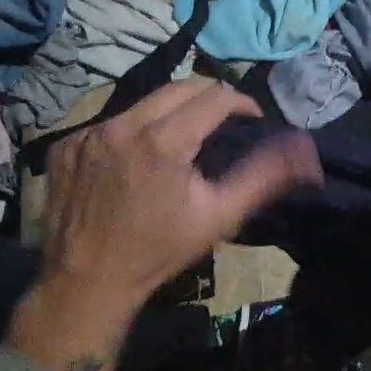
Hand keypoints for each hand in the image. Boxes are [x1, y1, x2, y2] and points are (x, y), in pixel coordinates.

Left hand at [11, 81, 321, 370]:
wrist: (86, 283)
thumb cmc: (160, 251)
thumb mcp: (220, 216)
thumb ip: (264, 176)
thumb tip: (305, 150)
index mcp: (163, 141)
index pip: (214, 95)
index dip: (242, 103)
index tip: (252, 120)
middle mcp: (122, 125)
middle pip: (179, 87)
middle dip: (209, 100)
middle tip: (223, 125)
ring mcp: (87, 133)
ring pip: (143, 102)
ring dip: (170, 114)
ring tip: (181, 144)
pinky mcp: (65, 144)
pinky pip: (110, 122)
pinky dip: (133, 132)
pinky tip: (136, 162)